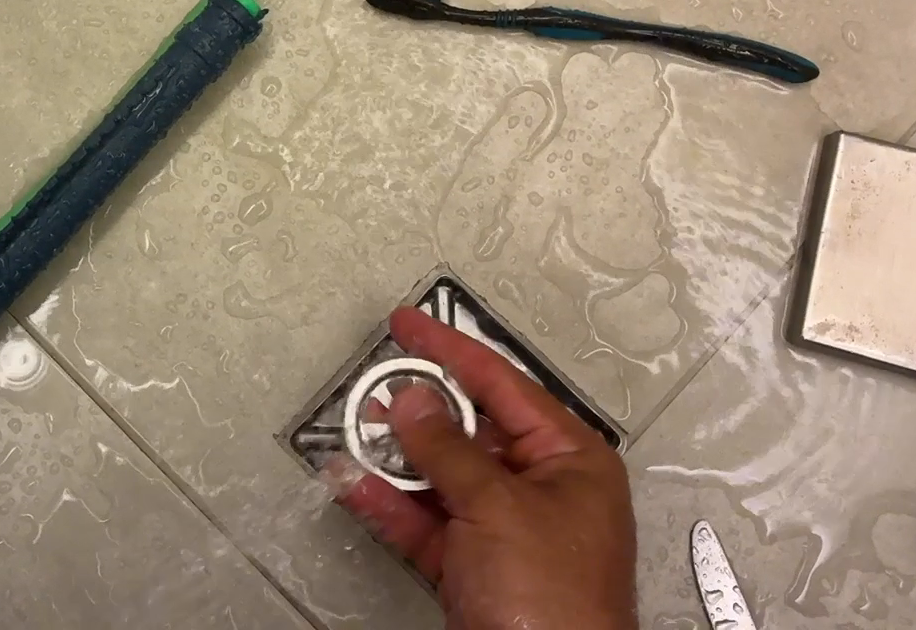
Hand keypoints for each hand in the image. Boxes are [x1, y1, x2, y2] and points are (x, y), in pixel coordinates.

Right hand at [325, 307, 637, 629]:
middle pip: (465, 426)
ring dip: (394, 454)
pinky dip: (387, 501)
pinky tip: (348, 482)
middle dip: (415, 407)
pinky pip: (423, 517)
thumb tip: (408, 397)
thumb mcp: (498, 508)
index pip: (500, 383)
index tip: (405, 322)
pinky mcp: (470, 562)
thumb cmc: (547, 594)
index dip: (448, 349)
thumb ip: (447, 448)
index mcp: (567, 459)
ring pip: (438, 471)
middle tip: (372, 383)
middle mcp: (536, 484)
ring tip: (353, 429)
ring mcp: (500, 525)